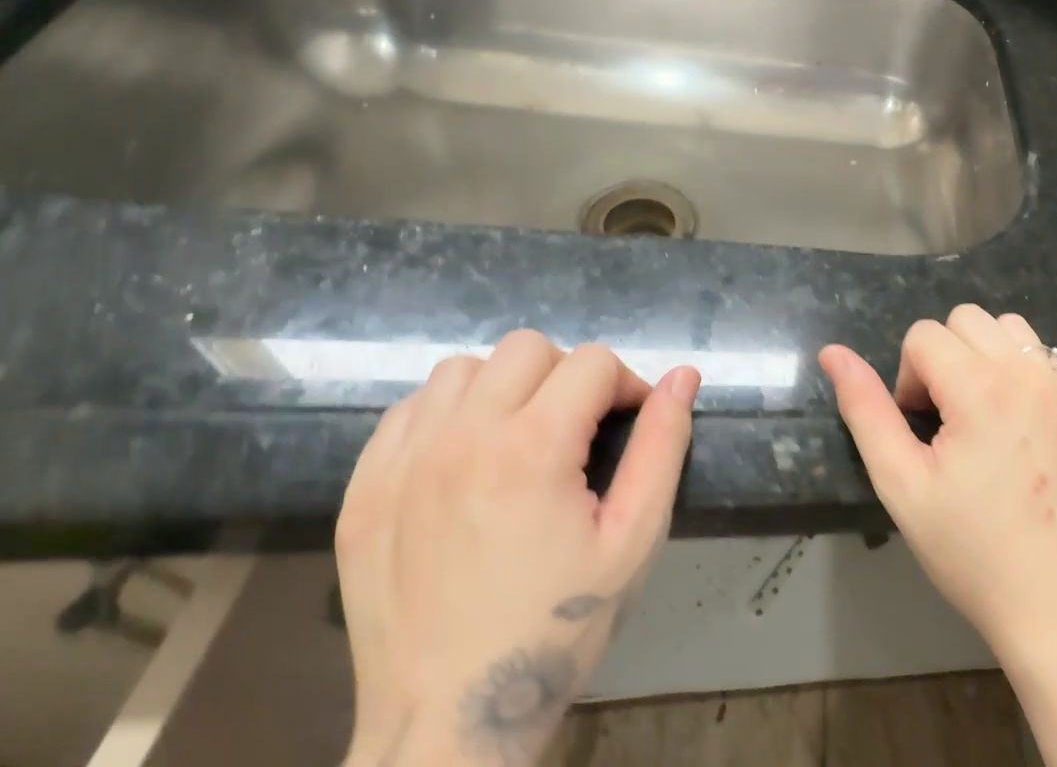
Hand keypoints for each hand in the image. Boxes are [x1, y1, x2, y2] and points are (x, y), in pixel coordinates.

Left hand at [336, 331, 698, 766]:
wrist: (450, 716)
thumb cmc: (558, 628)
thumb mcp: (634, 540)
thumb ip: (663, 448)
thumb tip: (683, 378)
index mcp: (532, 447)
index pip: (592, 362)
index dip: (627, 386)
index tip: (632, 427)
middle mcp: (460, 437)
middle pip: (526, 349)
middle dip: (569, 377)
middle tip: (581, 435)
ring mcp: (400, 462)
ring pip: (461, 370)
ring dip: (505, 388)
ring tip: (523, 441)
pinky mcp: (363, 490)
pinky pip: (408, 411)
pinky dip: (447, 414)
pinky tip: (467, 460)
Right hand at [819, 305, 1056, 652]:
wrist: (1049, 597)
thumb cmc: (967, 547)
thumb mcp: (900, 483)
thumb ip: (865, 410)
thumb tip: (832, 353)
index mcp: (982, 389)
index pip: (924, 335)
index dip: (907, 380)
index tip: (921, 433)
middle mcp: (1030, 374)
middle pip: (968, 319)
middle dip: (943, 360)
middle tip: (946, 423)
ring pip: (1012, 330)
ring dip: (984, 356)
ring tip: (980, 415)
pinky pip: (1046, 361)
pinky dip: (1021, 376)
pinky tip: (1016, 430)